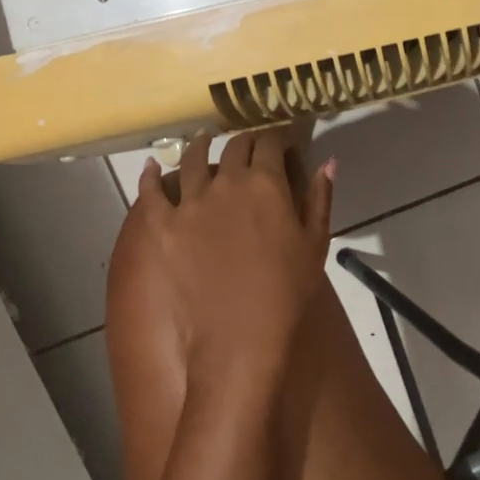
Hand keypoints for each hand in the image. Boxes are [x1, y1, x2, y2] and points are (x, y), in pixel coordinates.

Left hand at [134, 129, 334, 382]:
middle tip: (250, 146)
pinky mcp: (161, 227)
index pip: (270, 143)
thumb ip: (320, 197)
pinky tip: (151, 166)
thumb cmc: (286, 295)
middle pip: (233, 148)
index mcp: (266, 184)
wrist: (239, 341)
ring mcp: (189, 203)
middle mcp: (226, 183)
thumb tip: (328, 161)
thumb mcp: (315, 244)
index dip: (277, 138)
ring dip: (199, 147)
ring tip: (202, 141)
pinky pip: (150, 193)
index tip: (282, 143)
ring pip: (191, 160)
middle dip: (245, 142)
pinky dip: (150, 176)